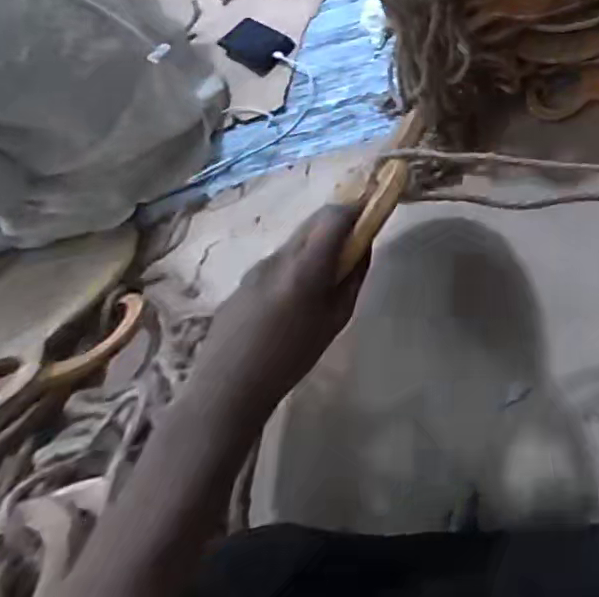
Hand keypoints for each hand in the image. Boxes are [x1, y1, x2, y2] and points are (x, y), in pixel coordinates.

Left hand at [183, 204, 365, 430]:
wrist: (225, 390)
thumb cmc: (292, 358)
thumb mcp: (337, 318)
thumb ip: (353, 276)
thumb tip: (363, 246)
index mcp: (306, 266)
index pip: (335, 215)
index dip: (358, 209)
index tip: (373, 214)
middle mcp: (279, 258)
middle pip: (316, 219)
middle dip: (340, 220)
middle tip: (357, 239)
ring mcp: (256, 267)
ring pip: (297, 238)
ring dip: (318, 241)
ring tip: (327, 273)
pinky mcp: (242, 280)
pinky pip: (280, 258)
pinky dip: (298, 260)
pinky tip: (296, 295)